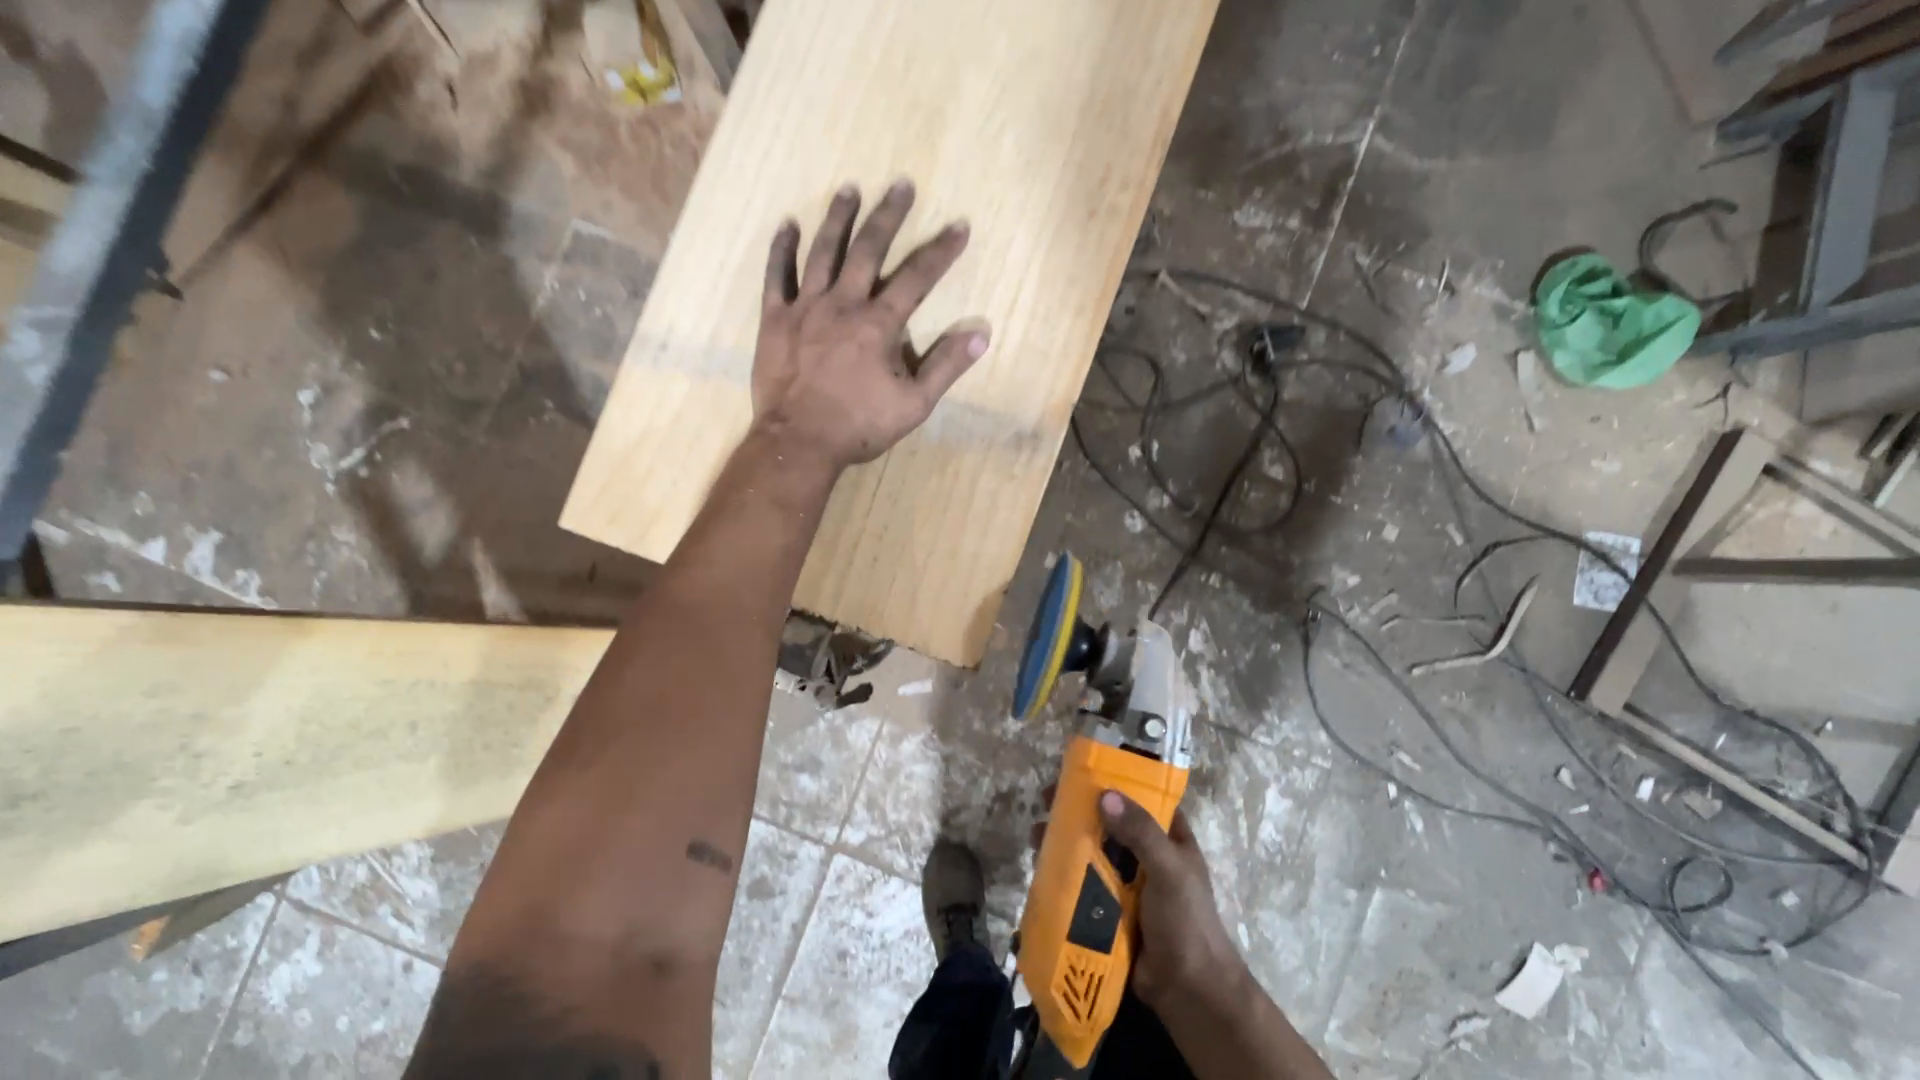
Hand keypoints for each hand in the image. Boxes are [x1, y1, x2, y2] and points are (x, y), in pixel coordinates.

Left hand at [752, 179, 990, 471]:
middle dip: (888, 215)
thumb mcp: (914, 404)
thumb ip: (946, 366)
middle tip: (901, 185)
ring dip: (838, 218)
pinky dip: (781, 249)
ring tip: (850, 189)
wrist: (798, 442)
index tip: (959, 226)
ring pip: (822, 252)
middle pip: (868, 249)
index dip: (941, 250)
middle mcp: (843, 303)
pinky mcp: (775, 320)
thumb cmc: (860, 426)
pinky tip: (787, 224)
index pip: (917, 277)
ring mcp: (805, 308)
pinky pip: (776, 276)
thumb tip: (980, 334)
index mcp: (879, 324)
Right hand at [1030, 788, 1247, 1011]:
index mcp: (1171, 839)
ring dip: (1065, 843)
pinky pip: (1083, 884)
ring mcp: (1128, 885)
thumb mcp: (1168, 870)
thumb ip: (1141, 833)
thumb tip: (1104, 795)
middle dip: (1078, 813)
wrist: (1187, 990)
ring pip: (1092, 854)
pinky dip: (1063, 875)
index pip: (1143, 798)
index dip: (1114, 782)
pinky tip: (1040, 869)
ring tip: (1035, 836)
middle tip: (1046, 804)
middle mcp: (1148, 856)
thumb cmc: (1186, 922)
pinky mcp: (1109, 910)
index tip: (1079, 773)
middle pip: (1109, 824)